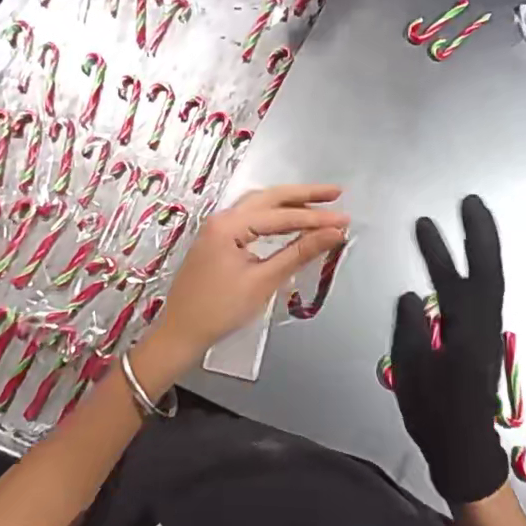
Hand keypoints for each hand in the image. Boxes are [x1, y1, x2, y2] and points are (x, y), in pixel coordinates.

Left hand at [153, 184, 348, 359]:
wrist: (181, 332)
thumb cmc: (219, 310)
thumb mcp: (263, 282)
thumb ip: (299, 253)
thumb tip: (332, 234)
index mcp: (229, 225)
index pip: (281, 216)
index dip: (316, 218)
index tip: (344, 220)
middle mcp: (221, 219)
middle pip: (269, 198)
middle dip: (303, 196)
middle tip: (335, 193)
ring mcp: (216, 229)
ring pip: (258, 206)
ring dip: (288, 204)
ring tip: (318, 206)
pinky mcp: (216, 241)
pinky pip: (249, 219)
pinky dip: (273, 218)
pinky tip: (288, 222)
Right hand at [390, 195, 509, 505]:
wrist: (465, 449)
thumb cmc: (435, 416)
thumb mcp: (413, 375)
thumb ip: (411, 332)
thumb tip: (411, 295)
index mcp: (468, 334)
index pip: (463, 279)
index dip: (452, 247)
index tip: (435, 218)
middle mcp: (485, 327)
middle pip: (488, 271)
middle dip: (480, 235)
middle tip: (469, 202)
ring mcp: (487, 332)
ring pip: (488, 282)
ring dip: (478, 251)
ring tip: (463, 224)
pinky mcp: (481, 340)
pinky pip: (481, 297)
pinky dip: (472, 272)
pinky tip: (457, 267)